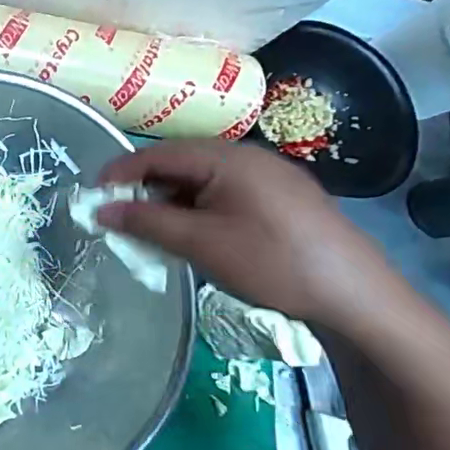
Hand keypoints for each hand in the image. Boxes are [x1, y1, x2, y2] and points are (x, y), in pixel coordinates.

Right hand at [95, 139, 410, 332]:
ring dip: (170, 201)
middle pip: (180, 163)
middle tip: (119, 217)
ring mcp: (268, 176)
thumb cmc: (271, 262)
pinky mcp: (282, 198)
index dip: (120, 172)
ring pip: (202, 179)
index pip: (158, 153)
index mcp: (227, 158)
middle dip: (144, 188)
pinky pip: (225, 192)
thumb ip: (147, 223)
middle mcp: (248, 157)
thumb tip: (102, 210)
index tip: (93, 195)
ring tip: (151, 230)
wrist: (356, 296)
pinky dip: (197, 208)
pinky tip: (193, 234)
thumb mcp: (201, 244)